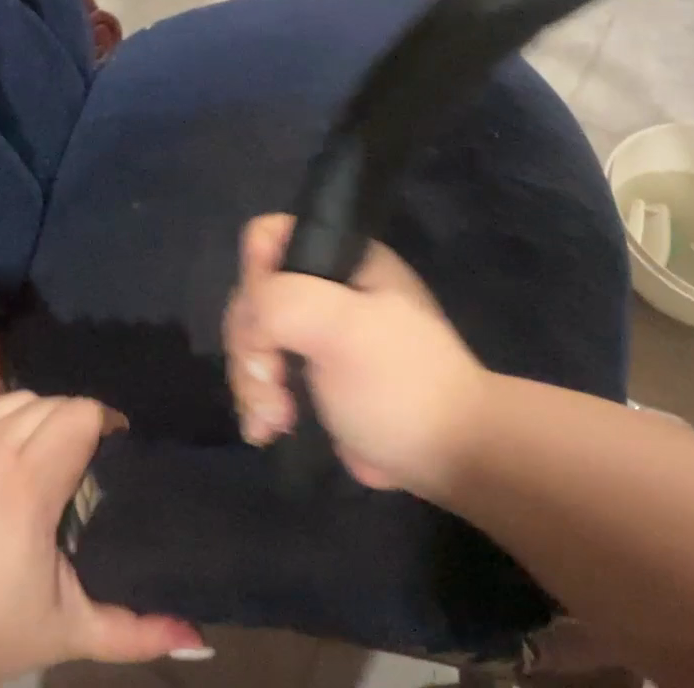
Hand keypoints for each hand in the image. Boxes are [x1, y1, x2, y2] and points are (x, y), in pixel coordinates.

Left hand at [0, 390, 205, 685]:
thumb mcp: (71, 632)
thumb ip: (139, 632)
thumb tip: (203, 640)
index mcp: (28, 486)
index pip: (81, 414)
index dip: (105, 426)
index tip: (111, 452)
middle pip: (51, 402)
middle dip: (74, 424)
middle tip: (79, 462)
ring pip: (11, 397)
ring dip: (34, 416)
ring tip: (39, 452)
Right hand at [224, 214, 490, 495]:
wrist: (445, 454)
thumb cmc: (401, 383)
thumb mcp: (344, 328)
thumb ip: (284, 300)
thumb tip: (247, 316)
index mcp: (343, 259)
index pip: (269, 238)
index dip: (255, 278)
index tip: (267, 327)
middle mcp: (326, 287)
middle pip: (251, 296)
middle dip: (251, 347)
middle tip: (271, 385)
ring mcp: (316, 332)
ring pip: (251, 338)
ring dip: (251, 382)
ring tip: (273, 421)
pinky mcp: (309, 373)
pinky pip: (263, 372)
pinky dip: (256, 400)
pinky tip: (265, 430)